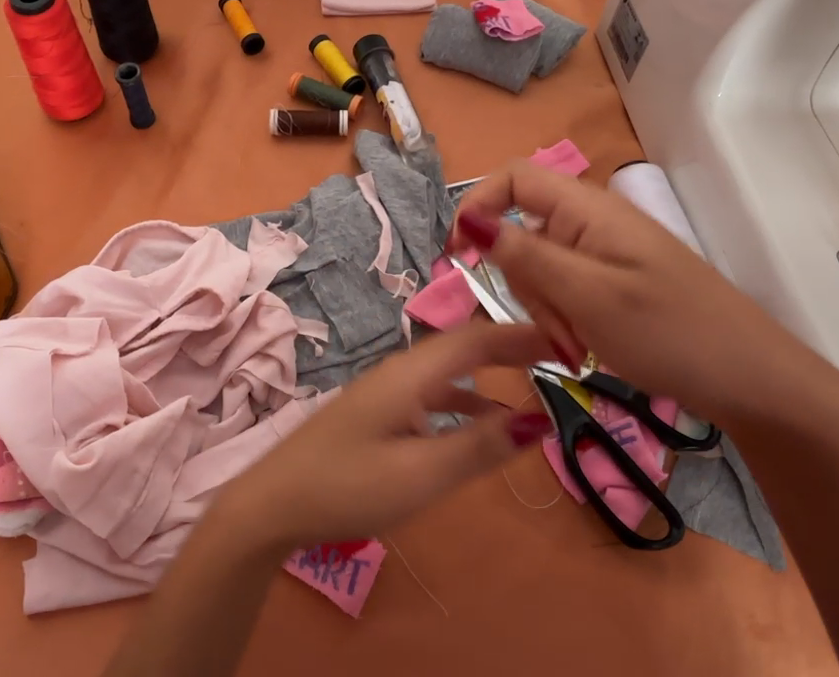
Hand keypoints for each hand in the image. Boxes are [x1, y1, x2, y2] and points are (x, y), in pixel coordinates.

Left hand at [211, 323, 555, 553]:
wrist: (272, 505)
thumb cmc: (347, 488)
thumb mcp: (420, 474)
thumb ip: (478, 446)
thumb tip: (540, 417)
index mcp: (409, 374)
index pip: (475, 337)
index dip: (521, 334)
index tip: (566, 339)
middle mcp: (398, 372)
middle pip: (462, 347)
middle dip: (510, 346)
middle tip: (560, 354)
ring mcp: (384, 393)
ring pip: (447, 371)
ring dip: (489, 373)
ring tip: (533, 385)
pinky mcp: (376, 415)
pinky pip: (432, 395)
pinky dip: (464, 400)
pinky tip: (480, 423)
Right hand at [447, 161, 800, 415]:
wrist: (750, 381)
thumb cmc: (670, 332)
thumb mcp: (587, 295)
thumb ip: (525, 255)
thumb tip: (468, 219)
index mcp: (587, 208)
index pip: (512, 178)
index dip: (477, 206)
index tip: (458, 258)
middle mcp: (592, 221)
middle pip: (521, 231)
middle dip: (523, 282)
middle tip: (555, 327)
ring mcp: (604, 253)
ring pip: (539, 267)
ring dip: (545, 309)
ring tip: (577, 346)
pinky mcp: (613, 281)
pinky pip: (565, 290)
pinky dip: (564, 318)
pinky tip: (586, 347)